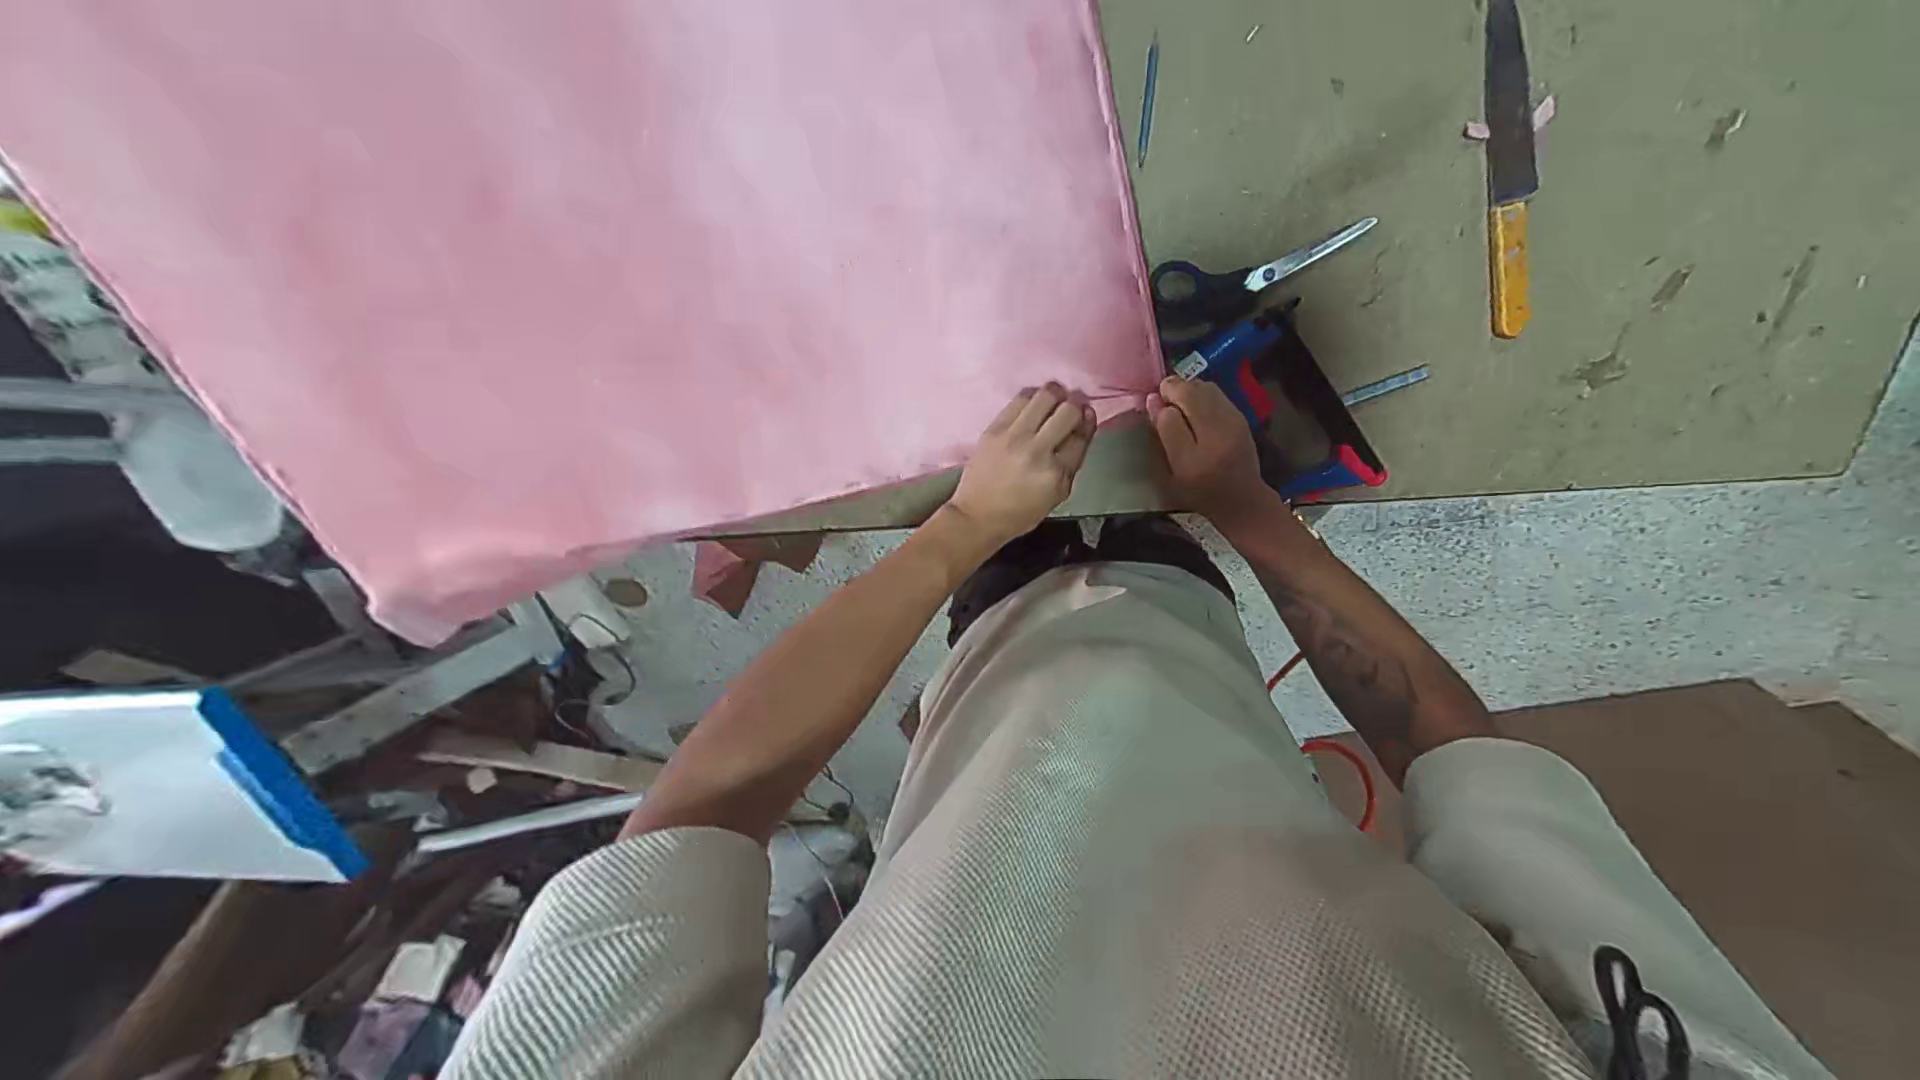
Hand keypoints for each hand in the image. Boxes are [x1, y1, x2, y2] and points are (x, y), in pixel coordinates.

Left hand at [947, 382, 1096, 546]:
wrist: (978, 515)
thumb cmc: (1021, 512)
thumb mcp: (1056, 495)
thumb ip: (1072, 463)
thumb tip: (1082, 427)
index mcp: (1057, 474)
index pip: (1082, 435)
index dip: (1088, 420)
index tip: (1087, 414)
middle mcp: (1038, 451)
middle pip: (1068, 411)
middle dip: (1076, 403)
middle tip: (1072, 405)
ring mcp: (1014, 437)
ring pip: (1045, 396)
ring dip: (1056, 393)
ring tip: (1055, 399)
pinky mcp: (994, 429)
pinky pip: (1020, 399)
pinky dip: (1033, 396)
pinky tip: (1034, 403)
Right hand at [1148, 375, 1268, 522]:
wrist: (1241, 500)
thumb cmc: (1201, 491)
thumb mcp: (1174, 472)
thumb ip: (1165, 434)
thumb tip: (1153, 400)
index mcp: (1200, 450)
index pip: (1172, 413)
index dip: (1160, 402)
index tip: (1151, 404)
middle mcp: (1220, 428)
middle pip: (1193, 391)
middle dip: (1174, 389)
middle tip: (1162, 399)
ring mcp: (1235, 419)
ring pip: (1206, 388)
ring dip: (1188, 390)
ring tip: (1177, 402)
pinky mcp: (1241, 417)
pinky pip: (1217, 395)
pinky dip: (1202, 394)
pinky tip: (1195, 407)